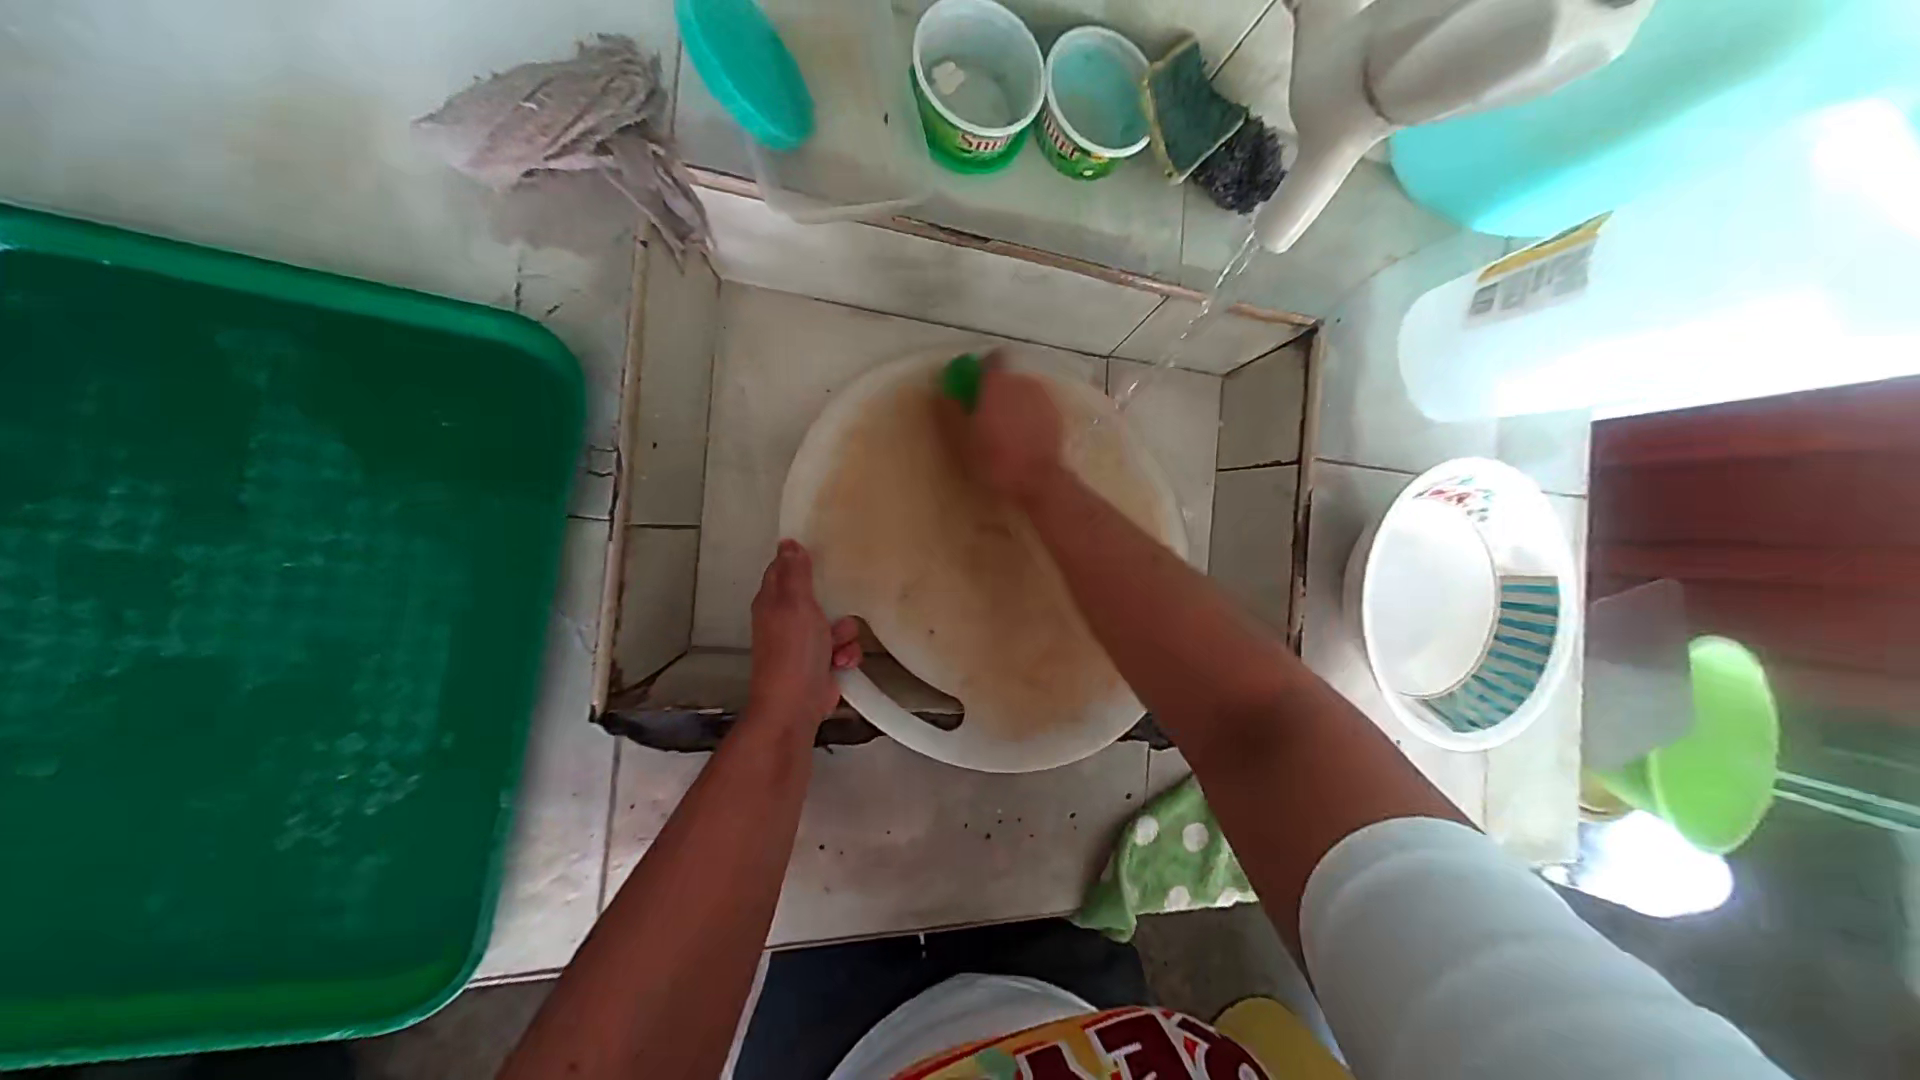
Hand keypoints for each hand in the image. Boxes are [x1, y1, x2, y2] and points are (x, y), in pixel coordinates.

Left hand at [748, 539, 862, 730]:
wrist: (796, 704)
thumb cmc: (793, 652)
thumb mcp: (795, 603)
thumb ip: (795, 572)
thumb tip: (788, 543)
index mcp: (773, 601)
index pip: (786, 569)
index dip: (803, 562)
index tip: (824, 556)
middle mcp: (787, 619)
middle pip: (819, 596)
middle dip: (834, 605)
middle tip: (834, 609)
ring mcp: (805, 643)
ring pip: (839, 623)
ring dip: (844, 635)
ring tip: (836, 647)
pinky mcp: (822, 662)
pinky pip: (845, 647)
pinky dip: (846, 655)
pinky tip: (840, 664)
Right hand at [943, 350, 1066, 507]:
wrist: (1039, 482)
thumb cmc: (994, 459)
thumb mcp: (961, 439)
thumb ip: (949, 410)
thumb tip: (941, 392)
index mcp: (999, 382)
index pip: (991, 357)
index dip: (980, 369)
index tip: (972, 387)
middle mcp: (1024, 381)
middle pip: (1008, 373)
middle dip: (996, 387)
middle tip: (985, 411)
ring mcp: (1044, 397)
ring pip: (1024, 389)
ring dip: (1013, 401)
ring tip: (1004, 427)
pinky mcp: (1057, 415)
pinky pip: (1037, 406)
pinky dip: (1028, 414)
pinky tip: (1022, 437)